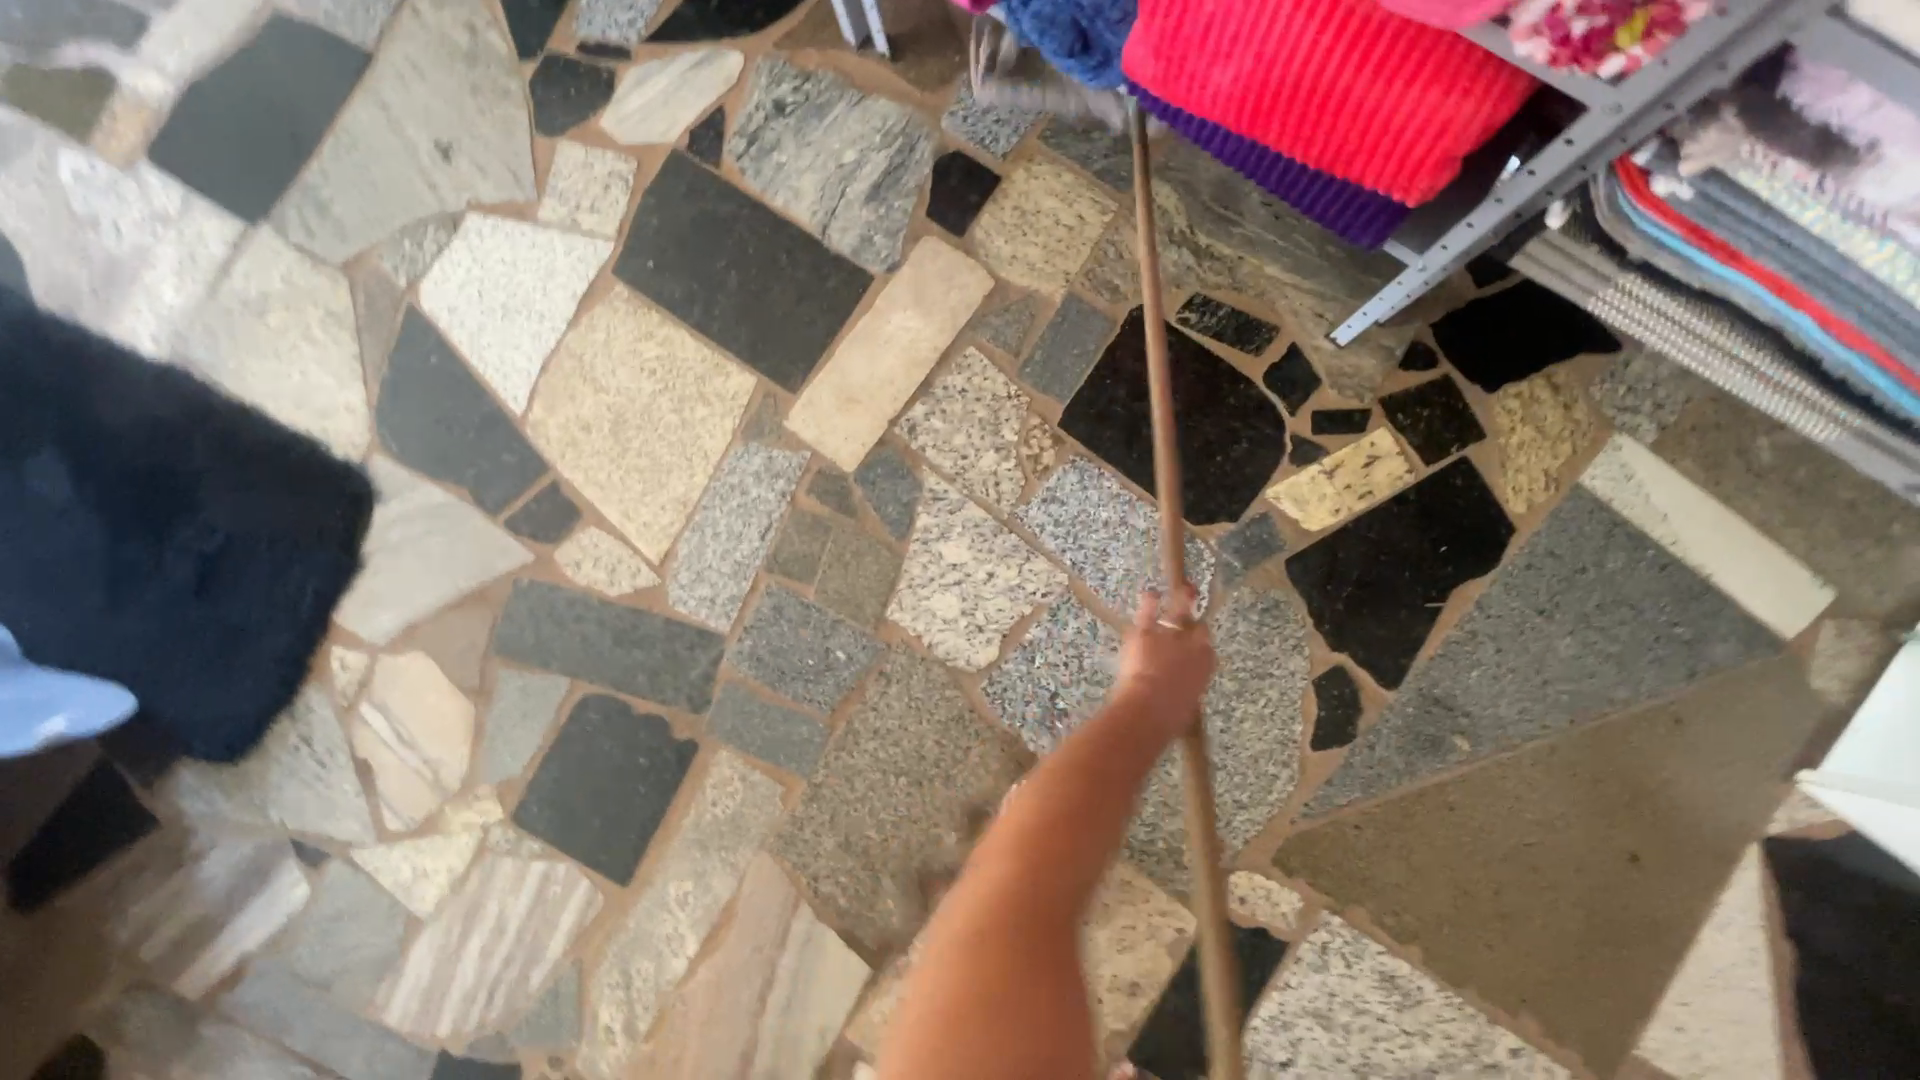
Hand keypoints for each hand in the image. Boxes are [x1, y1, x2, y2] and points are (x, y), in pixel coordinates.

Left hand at [1114, 586, 1215, 735]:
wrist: (1150, 706)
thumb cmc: (1170, 716)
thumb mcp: (1185, 708)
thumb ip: (1184, 696)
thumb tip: (1179, 703)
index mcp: (1205, 667)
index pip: (1207, 649)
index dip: (1202, 642)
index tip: (1198, 640)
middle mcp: (1192, 647)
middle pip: (1198, 626)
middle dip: (1197, 615)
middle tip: (1197, 601)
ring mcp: (1169, 635)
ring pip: (1178, 611)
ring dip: (1181, 599)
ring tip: (1183, 587)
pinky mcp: (1145, 632)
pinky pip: (1149, 611)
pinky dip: (1149, 601)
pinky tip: (1150, 594)